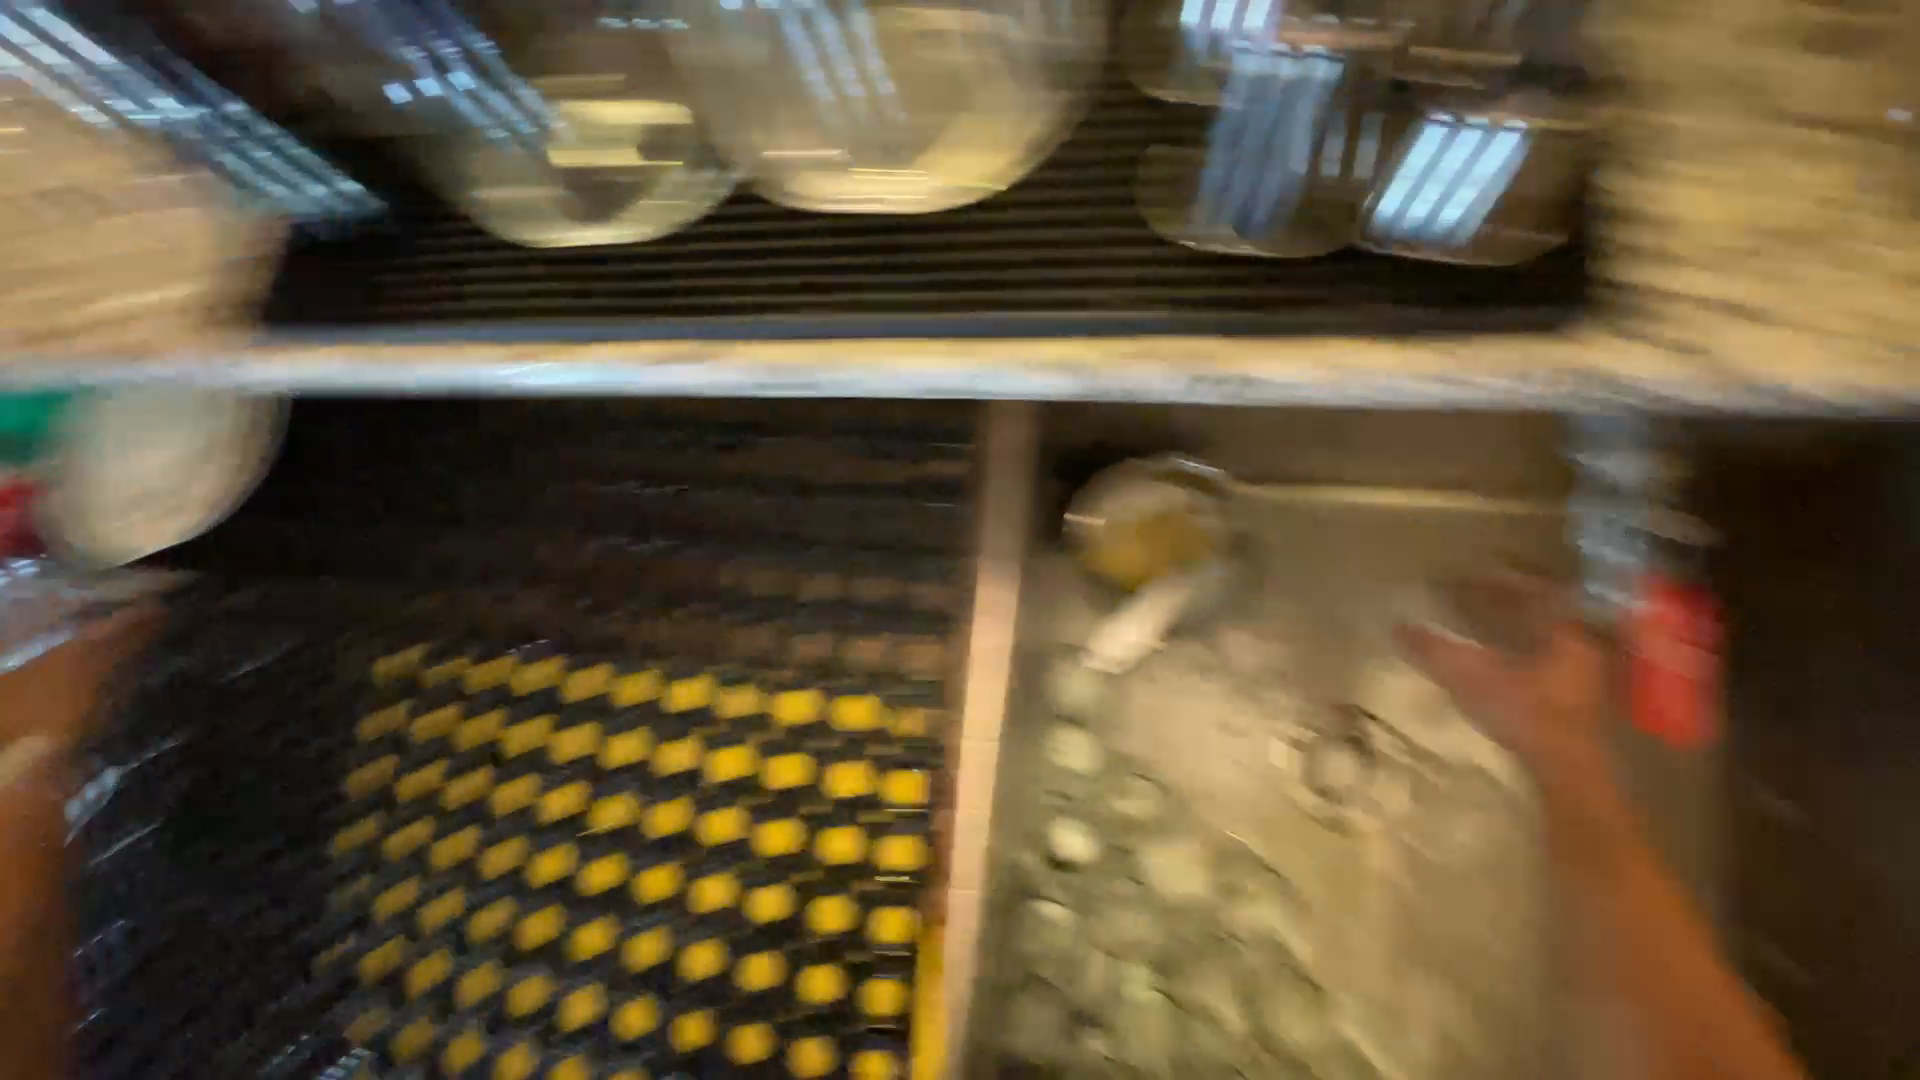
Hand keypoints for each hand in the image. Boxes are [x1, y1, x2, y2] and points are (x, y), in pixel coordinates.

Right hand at [1395, 575, 1619, 813]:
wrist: (1567, 772)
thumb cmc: (1525, 715)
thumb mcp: (1470, 678)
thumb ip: (1433, 650)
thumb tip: (1396, 625)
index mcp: (1563, 630)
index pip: (1536, 588)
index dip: (1504, 576)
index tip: (1474, 569)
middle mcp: (1580, 644)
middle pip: (1542, 608)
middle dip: (1506, 598)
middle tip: (1471, 591)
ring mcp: (1583, 672)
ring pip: (1545, 633)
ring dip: (1514, 623)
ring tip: (1480, 619)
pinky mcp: (1575, 695)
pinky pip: (1545, 654)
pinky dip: (1519, 646)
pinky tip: (1495, 654)